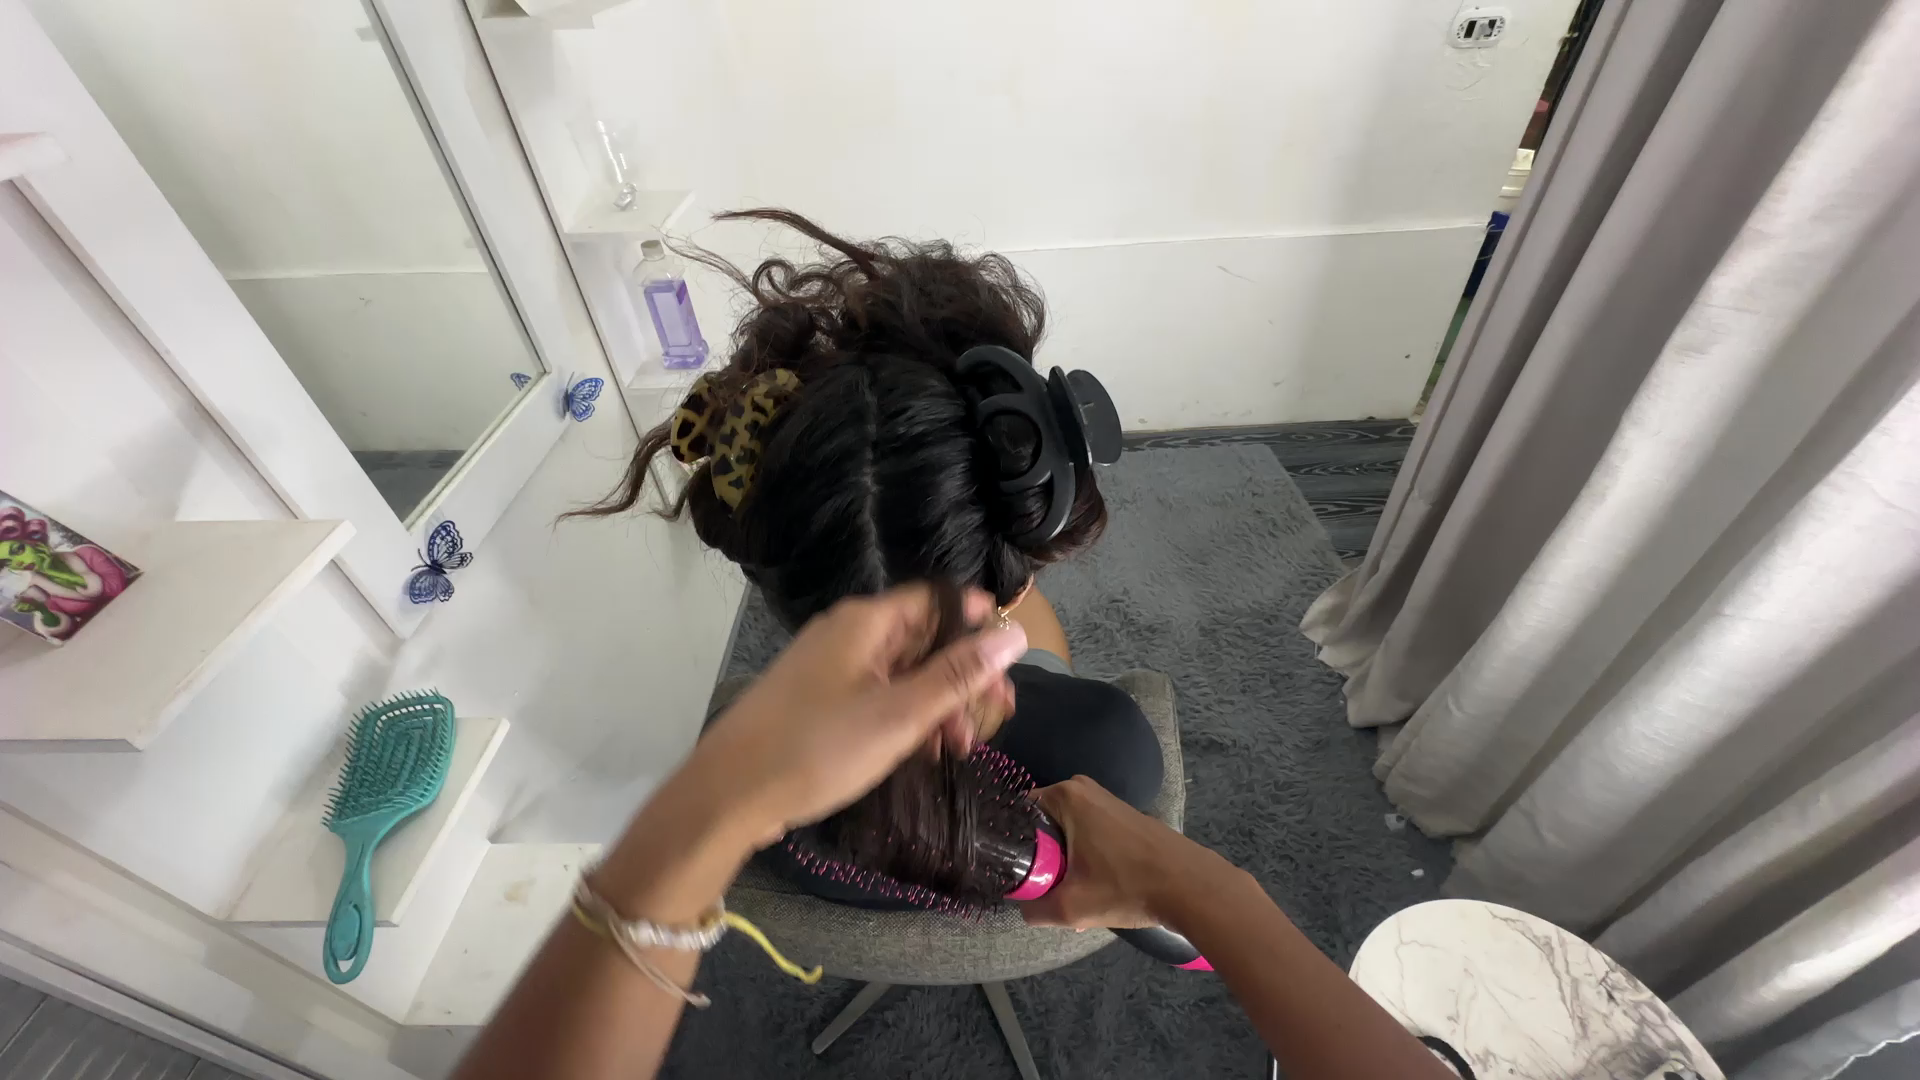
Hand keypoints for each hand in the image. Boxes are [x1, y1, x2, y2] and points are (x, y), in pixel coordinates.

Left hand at [690, 583, 1027, 846]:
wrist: (728, 794)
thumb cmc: (818, 747)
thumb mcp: (898, 714)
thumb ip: (957, 675)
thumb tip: (1013, 635)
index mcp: (866, 623)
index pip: (935, 600)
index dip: (976, 618)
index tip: (1010, 652)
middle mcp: (849, 635)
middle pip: (922, 640)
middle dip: (963, 674)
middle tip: (1000, 710)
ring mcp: (832, 670)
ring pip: (902, 674)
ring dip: (937, 703)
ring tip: (962, 746)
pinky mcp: (820, 703)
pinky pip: (877, 698)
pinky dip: (905, 718)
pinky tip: (924, 753)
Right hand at [1019, 775, 1233, 930]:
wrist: (1191, 886)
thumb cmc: (1128, 887)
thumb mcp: (1072, 907)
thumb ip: (1035, 909)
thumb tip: (1023, 907)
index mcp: (1065, 795)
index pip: (1019, 813)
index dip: (1013, 844)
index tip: (1017, 873)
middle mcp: (1082, 788)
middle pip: (1043, 823)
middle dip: (1043, 857)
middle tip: (1046, 889)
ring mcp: (1105, 798)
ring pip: (1066, 831)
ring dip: (1065, 860)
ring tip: (1072, 892)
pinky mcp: (1121, 813)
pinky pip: (1087, 831)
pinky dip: (1085, 856)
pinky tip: (1096, 885)